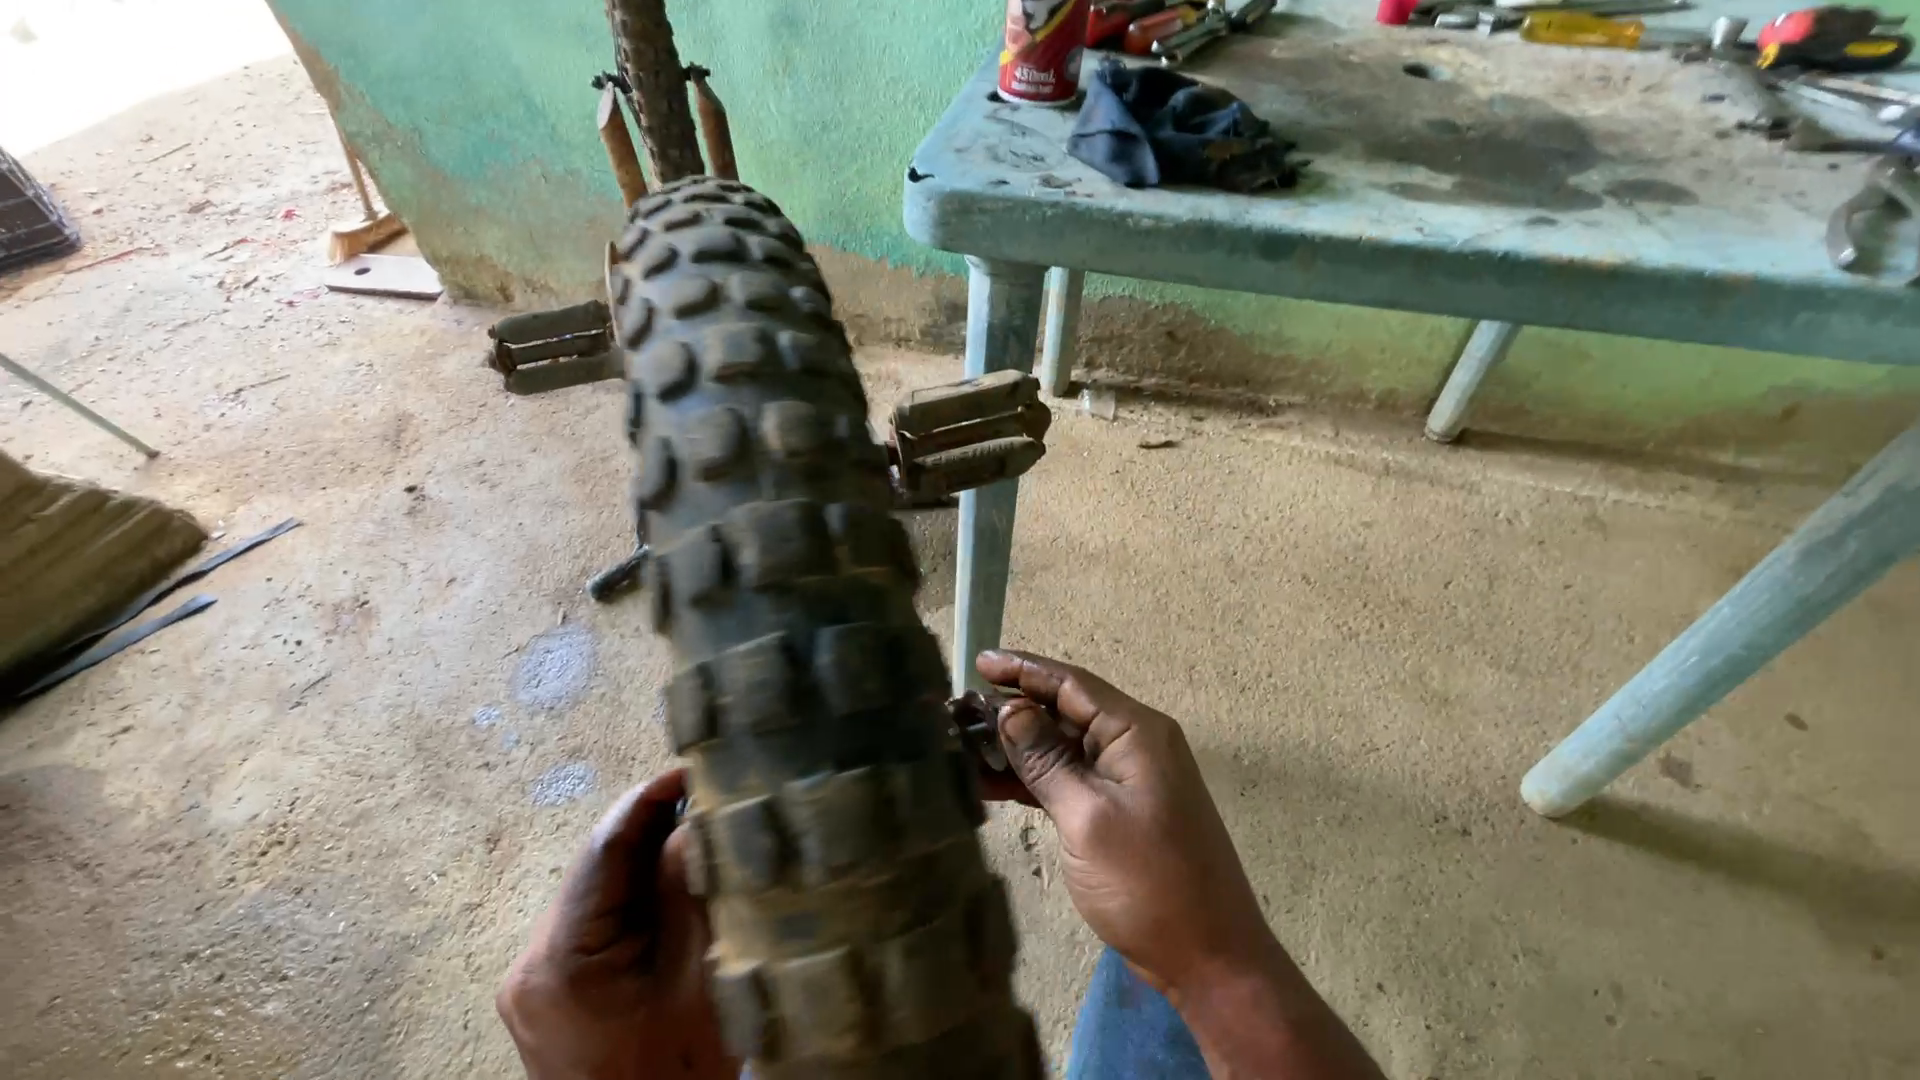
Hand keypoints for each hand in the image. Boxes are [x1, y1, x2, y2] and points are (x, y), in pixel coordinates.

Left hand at [497, 770, 735, 1079]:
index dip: (649, 800)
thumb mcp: (696, 978)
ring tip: (703, 825)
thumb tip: (698, 819)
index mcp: (559, 959)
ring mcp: (534, 973)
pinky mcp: (550, 984)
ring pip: (600, 886)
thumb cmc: (674, 1073)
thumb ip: (690, 892)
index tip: (692, 767)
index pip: (603, 851)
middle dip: (654, 826)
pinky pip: (598, 914)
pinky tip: (677, 875)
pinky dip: (638, 890)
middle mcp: (529, 959)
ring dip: (648, 857)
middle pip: (598, 865)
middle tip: (710, 794)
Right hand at [976, 651, 1384, 1078]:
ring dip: (1017, 747)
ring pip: (1063, 746)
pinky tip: (991, 784)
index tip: (979, 660)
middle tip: (960, 709)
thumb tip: (1009, 710)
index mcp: (1136, 732)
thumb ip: (1045, 760)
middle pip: (1065, 710)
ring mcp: (1128, 779)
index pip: (1071, 683)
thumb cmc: (1149, 883)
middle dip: (1013, 707)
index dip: (1023, 669)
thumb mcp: (1087, 818)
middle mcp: (1134, 744)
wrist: (1209, 959)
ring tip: (965, 745)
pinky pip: (1069, 778)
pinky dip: (1033, 779)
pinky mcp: (1119, 810)